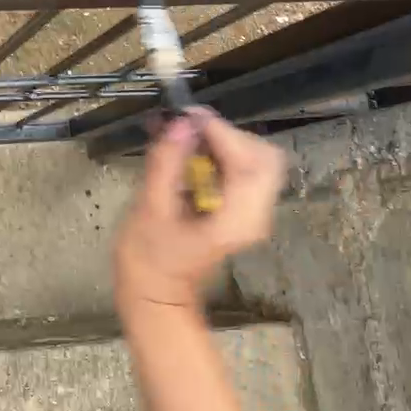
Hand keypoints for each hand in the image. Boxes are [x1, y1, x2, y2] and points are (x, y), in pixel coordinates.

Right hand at [114, 108, 286, 310]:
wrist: (154, 294)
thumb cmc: (148, 259)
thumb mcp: (150, 208)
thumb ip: (167, 163)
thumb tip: (181, 123)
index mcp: (238, 219)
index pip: (250, 162)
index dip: (222, 133)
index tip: (186, 117)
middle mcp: (255, 214)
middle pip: (262, 157)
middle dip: (226, 135)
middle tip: (185, 127)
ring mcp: (250, 213)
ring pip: (255, 160)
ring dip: (220, 142)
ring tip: (180, 134)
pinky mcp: (239, 209)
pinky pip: (241, 171)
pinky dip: (217, 154)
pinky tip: (185, 150)